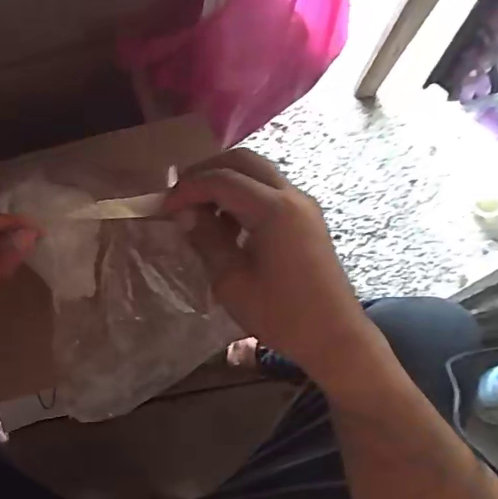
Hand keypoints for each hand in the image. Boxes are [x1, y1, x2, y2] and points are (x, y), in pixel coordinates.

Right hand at [164, 150, 386, 392]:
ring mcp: (304, 206)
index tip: (164, 207)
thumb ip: (207, 240)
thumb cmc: (281, 314)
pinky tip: (227, 227)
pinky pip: (270, 193)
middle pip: (244, 162)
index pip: (222, 180)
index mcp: (274, 210)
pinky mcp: (307, 220)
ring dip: (226, 184)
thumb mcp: (232, 281)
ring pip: (258, 174)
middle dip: (207, 172)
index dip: (188, 189)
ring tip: (200, 214)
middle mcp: (292, 197)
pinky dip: (243, 198)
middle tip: (179, 195)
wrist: (334, 336)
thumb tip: (185, 214)